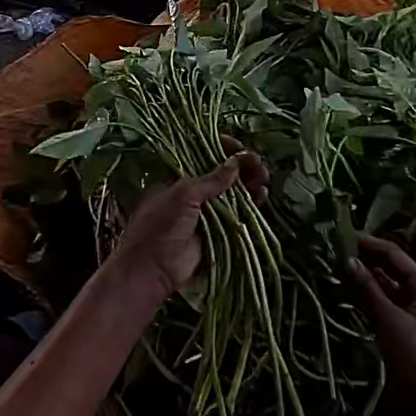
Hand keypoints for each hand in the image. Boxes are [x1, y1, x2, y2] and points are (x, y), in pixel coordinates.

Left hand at [109, 149, 266, 297]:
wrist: (152, 269)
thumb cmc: (160, 225)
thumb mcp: (183, 195)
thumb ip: (211, 180)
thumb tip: (236, 162)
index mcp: (177, 176)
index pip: (202, 153)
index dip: (221, 148)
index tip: (238, 146)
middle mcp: (192, 190)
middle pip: (221, 172)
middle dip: (240, 165)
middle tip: (258, 163)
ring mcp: (206, 210)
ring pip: (232, 191)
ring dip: (249, 182)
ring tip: (264, 176)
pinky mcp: (217, 230)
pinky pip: (238, 213)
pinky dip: (251, 203)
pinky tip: (262, 194)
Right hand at [347, 236, 415, 415]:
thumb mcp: (390, 323)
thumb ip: (368, 290)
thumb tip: (348, 260)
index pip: (396, 256)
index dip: (371, 245)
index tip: (343, 236)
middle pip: (392, 270)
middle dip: (366, 261)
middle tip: (336, 252)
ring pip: (388, 288)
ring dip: (366, 280)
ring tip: (338, 270)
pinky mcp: (408, 333)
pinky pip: (387, 306)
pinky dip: (369, 298)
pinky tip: (351, 296)